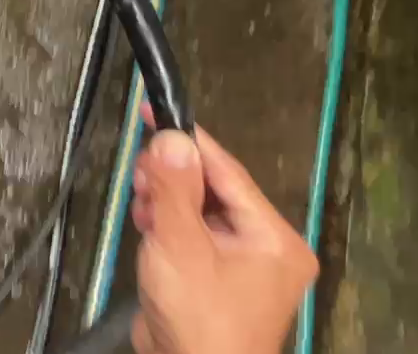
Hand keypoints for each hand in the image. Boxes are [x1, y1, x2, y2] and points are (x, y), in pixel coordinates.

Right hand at [130, 125, 318, 353]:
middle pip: (206, 183)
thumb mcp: (178, 243)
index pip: (224, 169)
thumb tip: (171, 136)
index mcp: (273, 236)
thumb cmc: (196, 309)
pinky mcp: (217, 265)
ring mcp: (243, 256)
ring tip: (146, 220)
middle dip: (166, 180)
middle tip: (143, 193)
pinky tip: (149, 231)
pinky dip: (163, 219)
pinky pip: (189, 222)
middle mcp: (265, 242)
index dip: (185, 137)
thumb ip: (173, 187)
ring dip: (160, 201)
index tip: (150, 108)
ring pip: (192, 201)